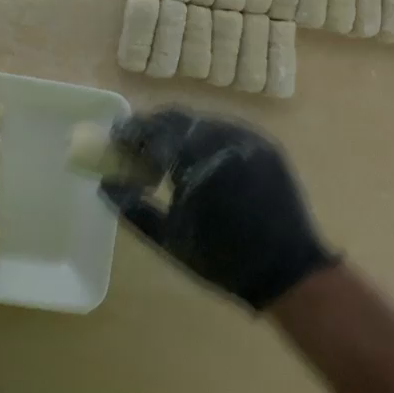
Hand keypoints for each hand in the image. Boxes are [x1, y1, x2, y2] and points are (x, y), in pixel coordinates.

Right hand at [103, 107, 336, 309]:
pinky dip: (203, 137)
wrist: (290, 273)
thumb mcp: (169, 240)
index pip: (154, 132)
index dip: (130, 133)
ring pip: (201, 121)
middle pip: (177, 119)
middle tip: (135, 143)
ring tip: (164, 151)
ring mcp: (249, 139)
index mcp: (199, 163)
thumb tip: (104, 182)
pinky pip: (226, 129)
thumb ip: (131, 207)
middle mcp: (225, 141)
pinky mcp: (265, 145)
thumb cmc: (224, 261)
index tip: (114, 139)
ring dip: (178, 131)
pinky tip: (196, 157)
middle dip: (152, 127)